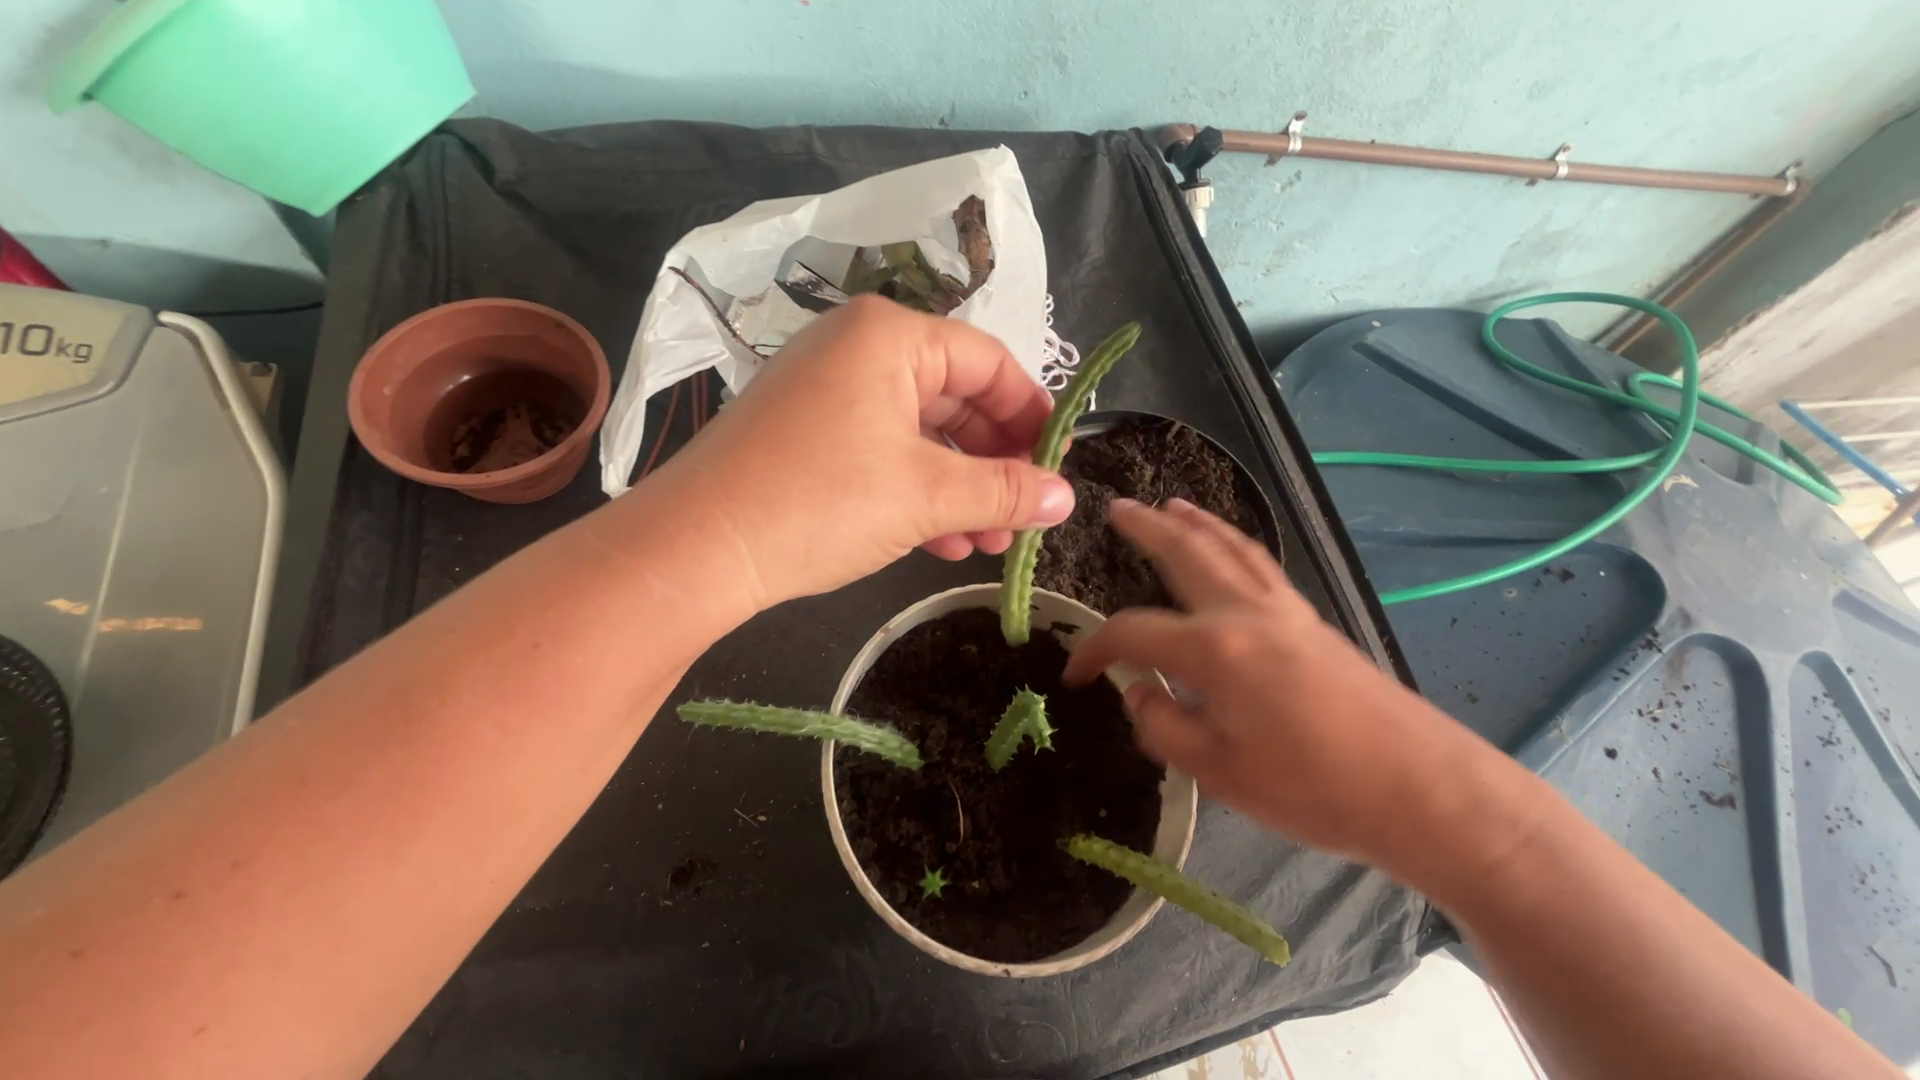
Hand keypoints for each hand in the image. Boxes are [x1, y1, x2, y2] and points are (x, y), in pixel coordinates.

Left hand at [645, 296, 1074, 606]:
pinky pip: (880, 451)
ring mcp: (825, 390)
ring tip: (988, 543)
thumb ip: (1004, 491)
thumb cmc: (823, 501)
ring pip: (919, 433)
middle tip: (1024, 515)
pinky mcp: (805, 433)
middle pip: (955, 398)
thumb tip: (1066, 498)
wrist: (697, 547)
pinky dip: (916, 492)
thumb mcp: (928, 496)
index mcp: (891, 336)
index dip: (1032, 415)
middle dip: (994, 464)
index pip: (990, 362)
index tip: (1057, 467)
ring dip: (960, 488)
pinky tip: (942, 541)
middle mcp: (857, 348)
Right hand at [1063, 498, 1474, 862]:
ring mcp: (1286, 613)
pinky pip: (1262, 566)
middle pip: (1188, 555)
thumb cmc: (1313, 789)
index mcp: (1214, 649)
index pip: (1133, 634)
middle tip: (1119, 509)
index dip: (1094, 651)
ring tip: (1173, 506)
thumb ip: (1165, 728)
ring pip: (1233, 549)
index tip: (1073, 676)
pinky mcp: (1314, 624)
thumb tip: (1141, 694)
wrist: (1422, 789)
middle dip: (1148, 529)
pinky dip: (1236, 545)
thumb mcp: (1219, 774)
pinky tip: (1231, 551)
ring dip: (1198, 524)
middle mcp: (1246, 614)